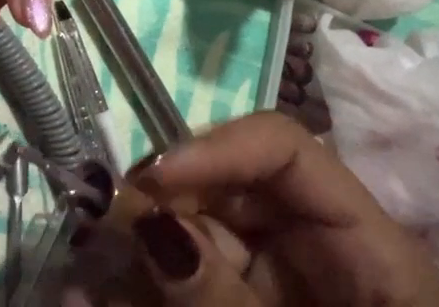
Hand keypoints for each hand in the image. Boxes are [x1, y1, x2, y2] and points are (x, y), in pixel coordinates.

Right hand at [77, 113, 438, 304]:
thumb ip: (227, 301)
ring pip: (183, 240)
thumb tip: (149, 225)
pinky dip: (131, 292)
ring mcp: (265, 284)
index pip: (283, 150)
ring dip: (126, 257)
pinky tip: (87, 300)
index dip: (214, 148)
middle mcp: (307, 249)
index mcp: (361, 245)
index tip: (150, 179)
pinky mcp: (228, 306)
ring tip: (77, 285)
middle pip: (218, 190)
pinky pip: (175, 286)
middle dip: (151, 207)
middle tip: (91, 229)